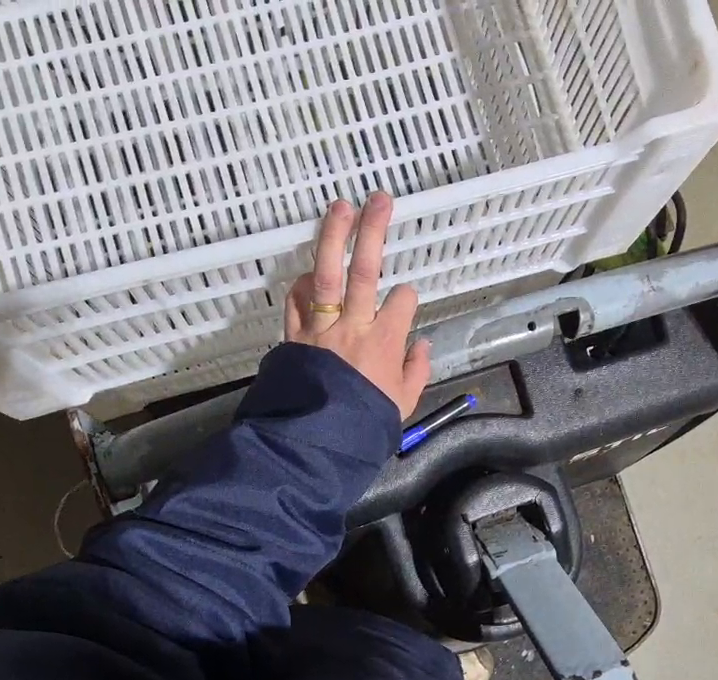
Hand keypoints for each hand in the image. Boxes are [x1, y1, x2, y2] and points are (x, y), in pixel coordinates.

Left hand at [284, 193, 431, 419]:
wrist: (317, 441)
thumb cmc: (365, 425)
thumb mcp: (403, 405)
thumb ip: (416, 372)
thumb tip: (423, 345)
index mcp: (385, 342)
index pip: (402, 301)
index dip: (406, 299)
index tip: (404, 303)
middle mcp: (354, 326)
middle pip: (365, 270)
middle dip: (373, 231)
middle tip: (379, 199)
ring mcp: (320, 328)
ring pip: (326, 274)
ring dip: (332, 237)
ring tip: (339, 207)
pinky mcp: (294, 336)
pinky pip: (296, 300)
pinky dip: (302, 284)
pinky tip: (309, 274)